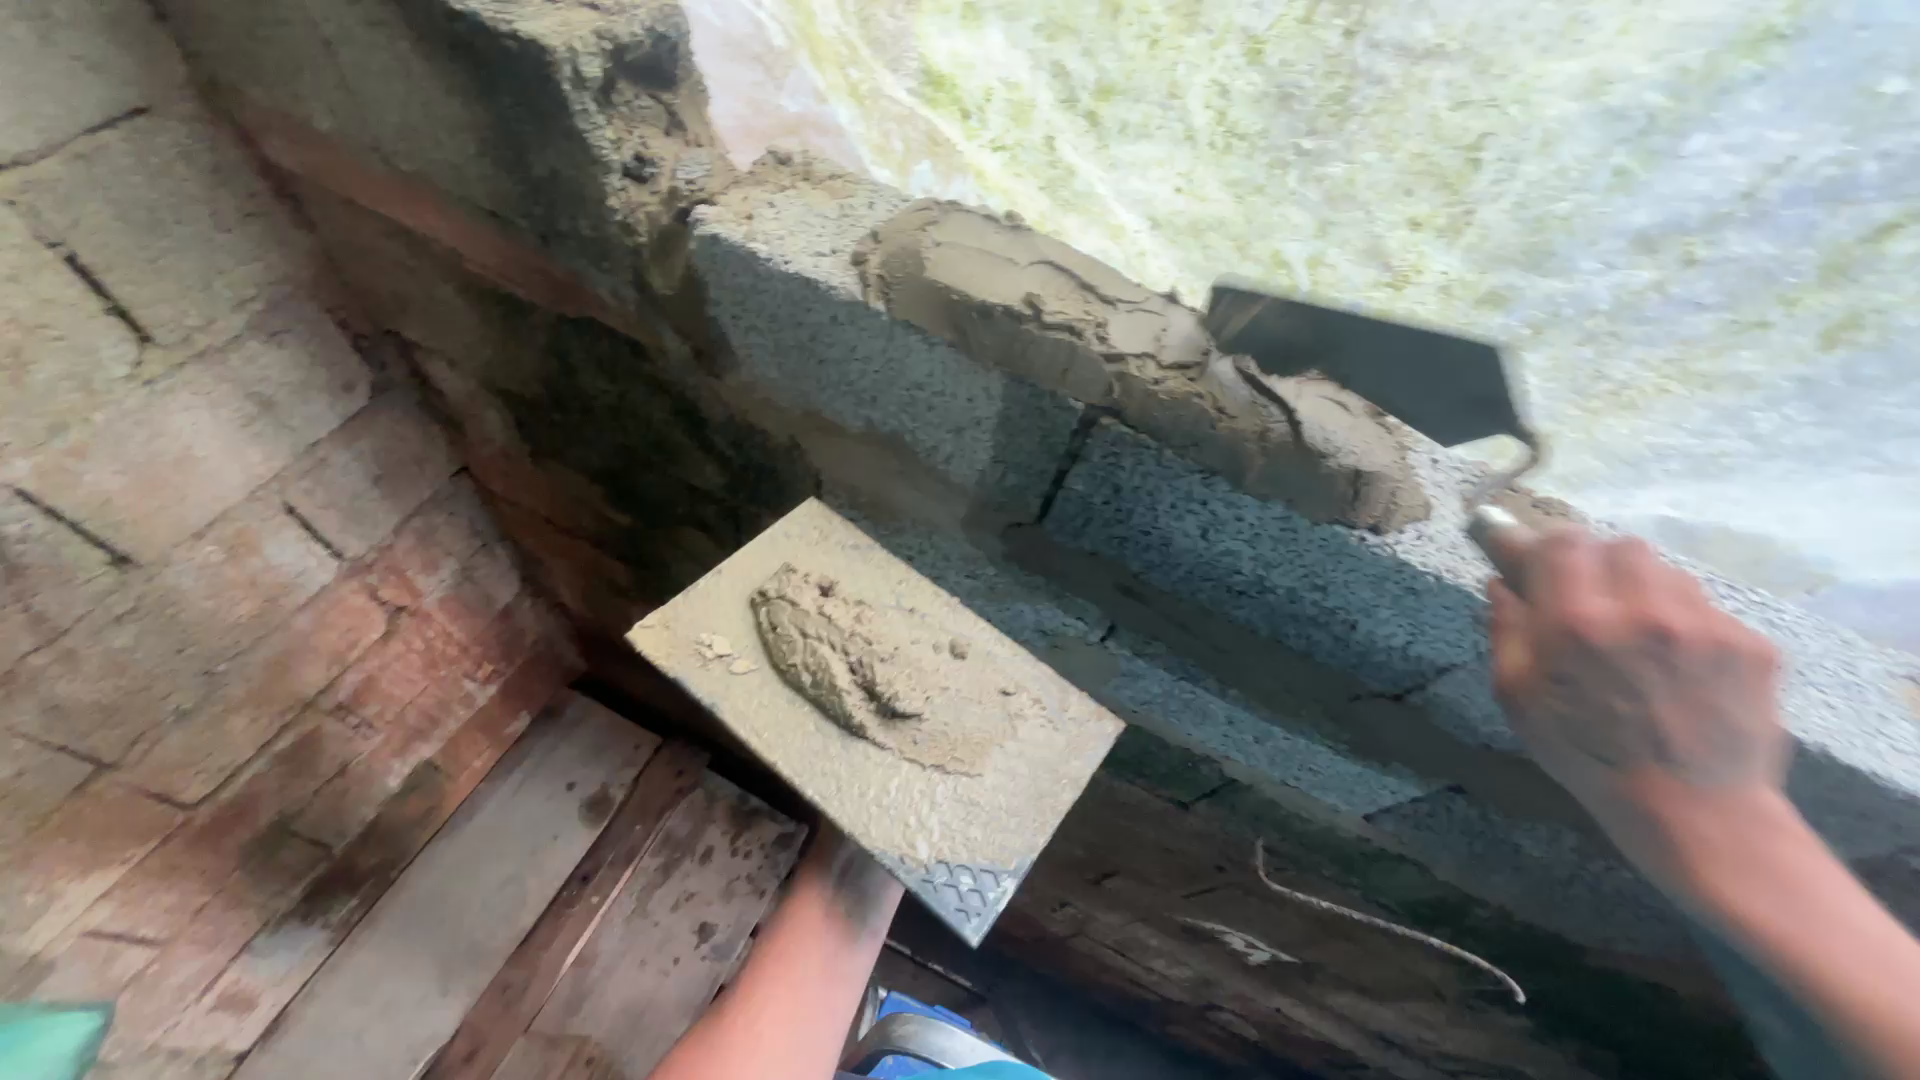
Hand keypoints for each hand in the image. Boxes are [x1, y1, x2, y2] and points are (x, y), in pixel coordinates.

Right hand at [1487, 527, 1789, 886]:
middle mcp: (1642, 610)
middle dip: (1594, 563)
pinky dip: (1679, 619)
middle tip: (1583, 594)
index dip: (1539, 541)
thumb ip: (1505, 630)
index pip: (1560, 543)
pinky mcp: (1751, 643)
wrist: (1692, 808)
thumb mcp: (1515, 695)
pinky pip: (1705, 606)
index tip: (1522, 546)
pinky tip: (1672, 658)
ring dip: (1639, 588)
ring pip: (1666, 572)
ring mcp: (1705, 624)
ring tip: (1632, 628)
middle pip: (1618, 546)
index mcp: (1575, 622)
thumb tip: (1501, 583)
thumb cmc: (1583, 752)